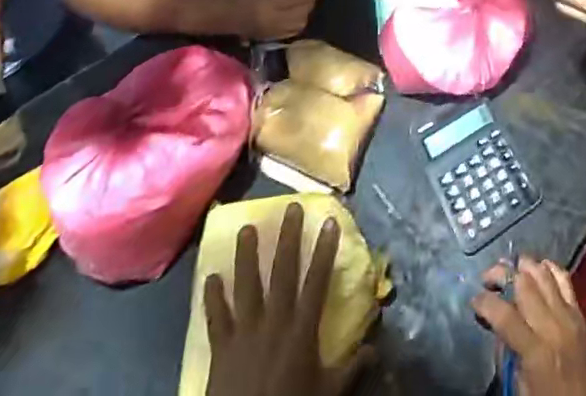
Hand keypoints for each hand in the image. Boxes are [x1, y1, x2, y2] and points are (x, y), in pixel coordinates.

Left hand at [205, 203, 371, 395]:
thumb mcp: (328, 393)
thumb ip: (351, 369)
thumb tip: (375, 348)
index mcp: (301, 330)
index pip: (316, 281)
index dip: (325, 250)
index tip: (330, 222)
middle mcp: (274, 321)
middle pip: (282, 272)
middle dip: (288, 238)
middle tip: (291, 208)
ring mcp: (244, 332)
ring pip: (246, 285)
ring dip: (246, 255)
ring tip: (247, 228)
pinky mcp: (220, 347)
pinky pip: (216, 317)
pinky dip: (213, 297)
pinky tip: (210, 276)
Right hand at [230, 0, 322, 41]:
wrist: (226, 15)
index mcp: (274, 1)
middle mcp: (277, 18)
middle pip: (304, 11)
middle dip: (310, 3)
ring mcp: (276, 30)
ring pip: (302, 23)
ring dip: (305, 13)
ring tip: (302, 6)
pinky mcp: (274, 38)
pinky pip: (294, 32)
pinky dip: (298, 23)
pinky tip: (295, 17)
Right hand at [473, 256, 585, 395]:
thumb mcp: (523, 388)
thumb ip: (510, 355)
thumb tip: (499, 328)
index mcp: (536, 351)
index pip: (504, 315)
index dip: (484, 302)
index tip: (474, 300)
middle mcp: (552, 326)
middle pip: (524, 284)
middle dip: (501, 274)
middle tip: (488, 278)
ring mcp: (568, 315)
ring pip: (544, 274)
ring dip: (524, 266)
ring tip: (510, 268)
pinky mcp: (580, 312)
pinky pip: (565, 279)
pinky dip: (549, 268)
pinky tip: (538, 267)